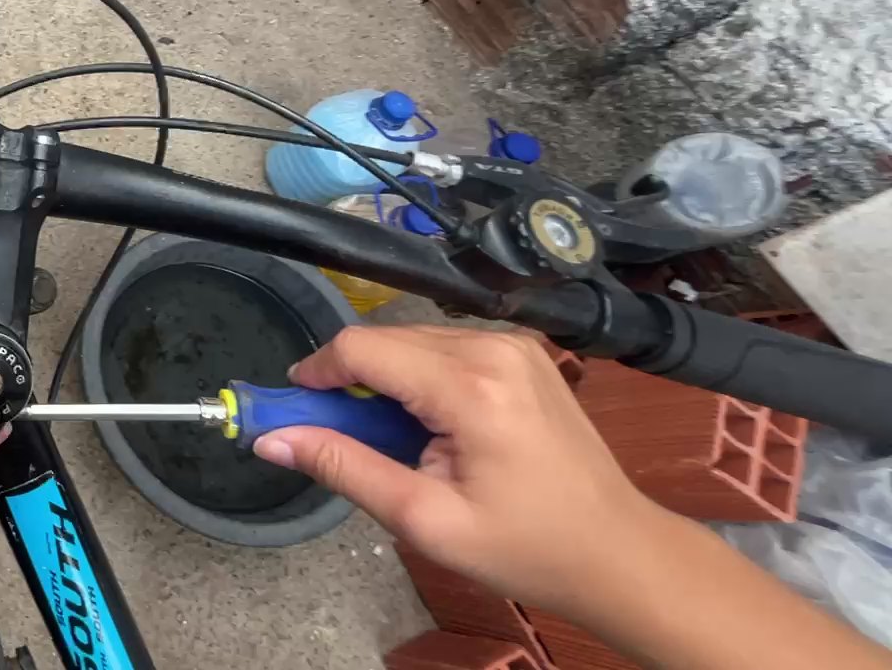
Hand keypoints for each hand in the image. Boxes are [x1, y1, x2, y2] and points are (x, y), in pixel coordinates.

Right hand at [250, 325, 660, 616]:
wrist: (626, 556)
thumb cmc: (528, 548)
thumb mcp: (425, 521)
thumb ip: (342, 468)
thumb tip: (269, 439)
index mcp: (472, 388)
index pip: (361, 348)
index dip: (318, 372)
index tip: (300, 407)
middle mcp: (491, 348)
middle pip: (380, 340)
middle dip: (348, 379)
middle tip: (342, 430)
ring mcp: (509, 344)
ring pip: (404, 339)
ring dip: (380, 376)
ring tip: (390, 432)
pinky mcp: (517, 349)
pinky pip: (435, 344)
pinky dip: (412, 374)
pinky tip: (426, 417)